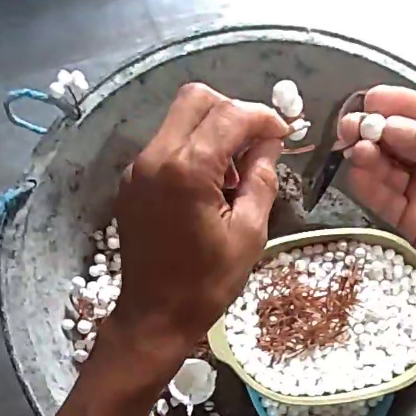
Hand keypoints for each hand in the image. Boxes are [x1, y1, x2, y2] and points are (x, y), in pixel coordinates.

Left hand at [106, 83, 290, 360]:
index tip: (283, 133)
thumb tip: (269, 144)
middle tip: (256, 146)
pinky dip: (192, 150)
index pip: (230, 115)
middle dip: (234, 112)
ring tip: (233, 175)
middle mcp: (155, 158)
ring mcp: (138, 169)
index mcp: (186, 170)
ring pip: (178, 120)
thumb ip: (261, 179)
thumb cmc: (207, 283)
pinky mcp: (131, 183)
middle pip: (196, 99)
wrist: (155, 316)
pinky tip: (208, 186)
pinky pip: (165, 146)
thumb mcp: (249, 233)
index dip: (263, 117)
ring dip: (212, 132)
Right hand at [339, 86, 415, 299]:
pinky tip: (359, 173)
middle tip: (350, 126)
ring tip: (354, 148)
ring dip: (369, 157)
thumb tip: (395, 128)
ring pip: (388, 169)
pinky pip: (385, 200)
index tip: (371, 99)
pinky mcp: (410, 222)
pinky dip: (369, 187)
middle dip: (375, 130)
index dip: (401, 105)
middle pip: (401, 141)